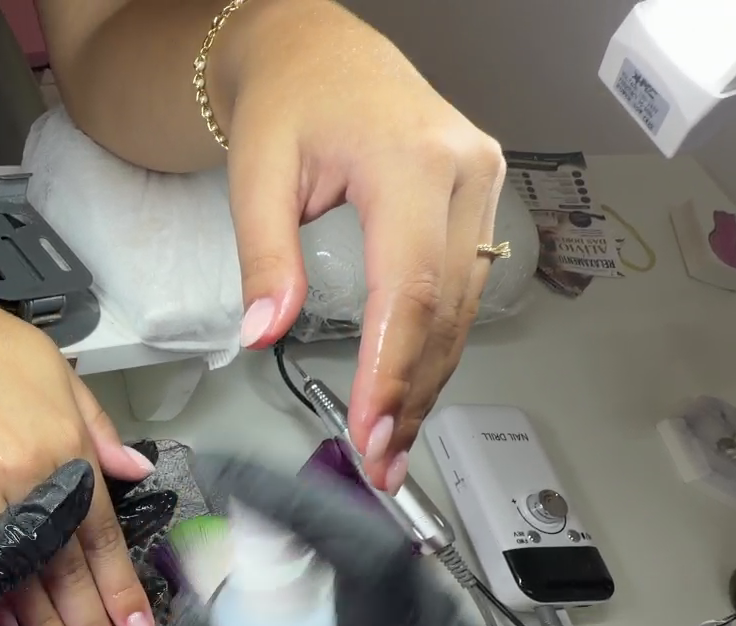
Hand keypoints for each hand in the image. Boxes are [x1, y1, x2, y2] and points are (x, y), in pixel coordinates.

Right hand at [0, 297, 157, 625]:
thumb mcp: (56, 372)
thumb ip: (97, 427)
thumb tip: (136, 474)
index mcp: (61, 442)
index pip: (100, 532)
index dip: (121, 588)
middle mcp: (21, 470)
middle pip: (62, 563)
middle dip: (90, 625)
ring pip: (12, 569)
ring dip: (42, 623)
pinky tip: (5, 624)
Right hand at [179, 457, 583, 625]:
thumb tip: (197, 616)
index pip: (363, 552)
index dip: (292, 500)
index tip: (227, 476)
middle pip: (377, 559)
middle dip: (298, 532)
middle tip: (238, 540)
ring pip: (397, 589)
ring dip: (329, 577)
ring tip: (276, 610)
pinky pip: (413, 624)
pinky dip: (357, 615)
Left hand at [220, 0, 505, 490]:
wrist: (313, 52)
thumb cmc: (283, 107)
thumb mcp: (256, 178)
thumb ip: (264, 258)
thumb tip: (265, 335)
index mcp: (413, 164)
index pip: (407, 288)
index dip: (391, 367)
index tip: (368, 431)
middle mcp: (467, 174)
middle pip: (444, 310)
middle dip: (410, 394)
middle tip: (380, 463)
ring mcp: (479, 187)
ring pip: (460, 309)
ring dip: (426, 385)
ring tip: (394, 449)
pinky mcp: (471, 202)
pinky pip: (457, 292)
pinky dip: (432, 351)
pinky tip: (408, 394)